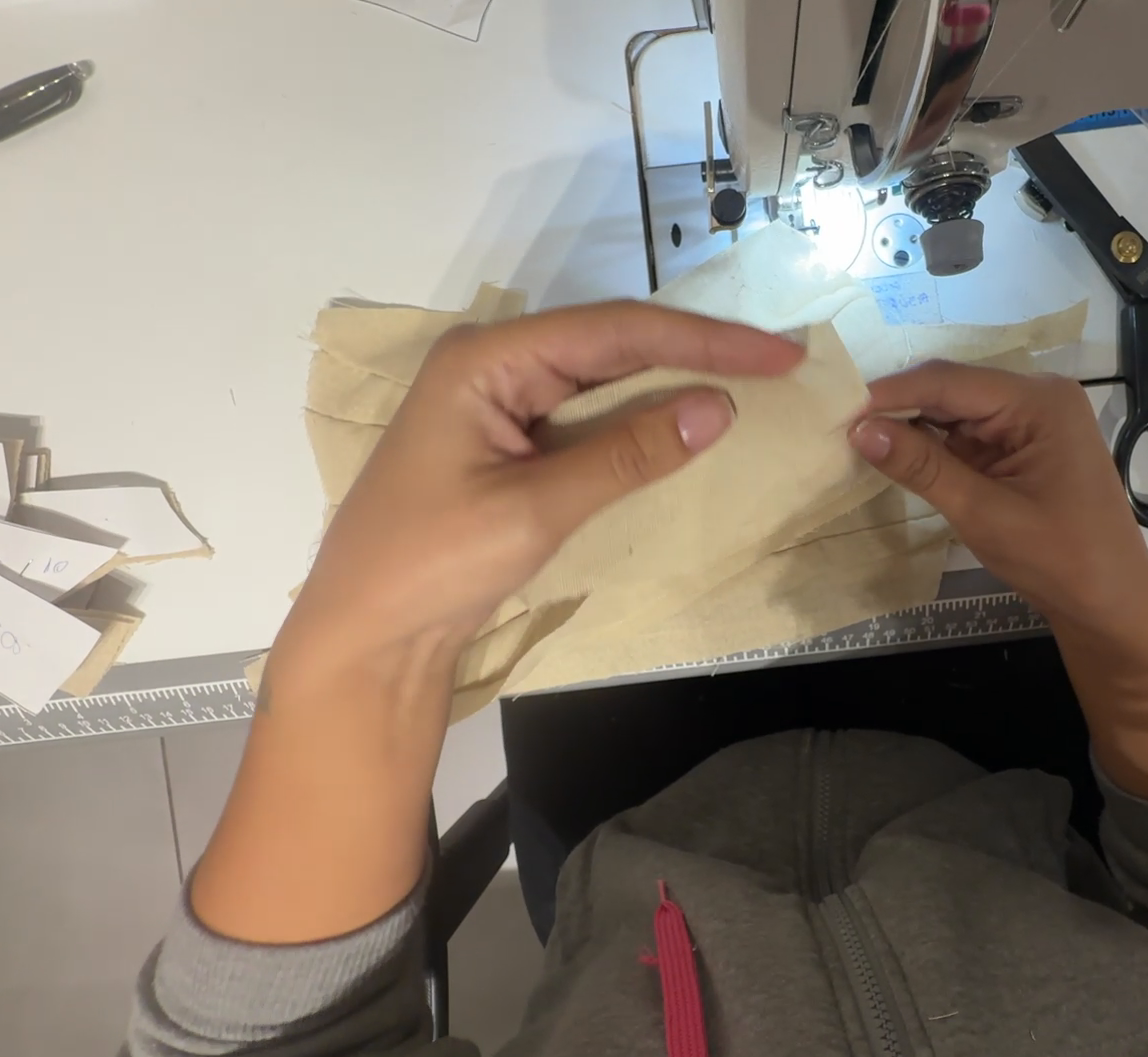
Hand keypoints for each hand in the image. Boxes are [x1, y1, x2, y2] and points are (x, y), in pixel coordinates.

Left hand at [271, 301, 801, 699]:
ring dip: (676, 380)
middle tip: (777, 360)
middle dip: (698, 350)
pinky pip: (592, 416)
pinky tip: (684, 416)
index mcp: (490, 358)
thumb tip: (720, 406)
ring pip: (608, 377)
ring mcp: (507, 401)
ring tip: (750, 378)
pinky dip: (643, 419)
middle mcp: (500, 363)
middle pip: (615, 343)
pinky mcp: (517, 440)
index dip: (705, 340)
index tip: (777, 352)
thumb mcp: (537, 507)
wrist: (370, 633)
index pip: (617, 332)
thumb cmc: (434, 563)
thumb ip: (629, 453)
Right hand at [849, 362, 1147, 800]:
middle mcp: (1034, 397)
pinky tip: (893, 455)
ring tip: (854, 439)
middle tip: (837, 425)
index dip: (889, 393)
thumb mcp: (982, 512)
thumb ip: (922, 466)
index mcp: (1038, 401)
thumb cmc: (1058, 558)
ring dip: (908, 427)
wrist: (1108, 602)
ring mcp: (1027, 421)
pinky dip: (929, 447)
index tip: (836, 409)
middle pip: (948, 389)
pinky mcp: (1017, 446)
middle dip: (895, 408)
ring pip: (951, 412)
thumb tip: (859, 430)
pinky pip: (963, 435)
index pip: (948, 382)